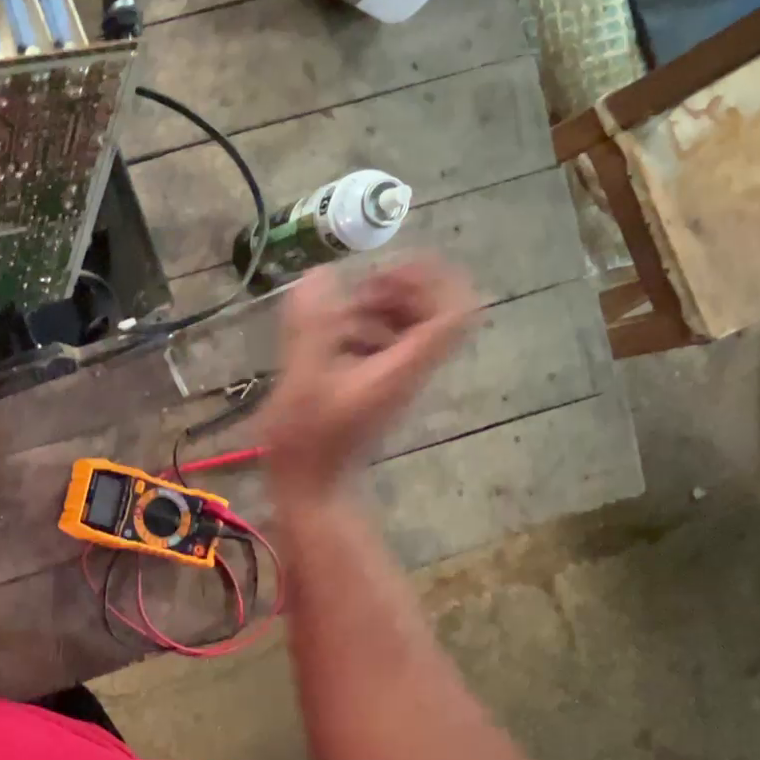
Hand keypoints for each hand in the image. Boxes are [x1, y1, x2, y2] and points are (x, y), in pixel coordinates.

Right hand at [254, 258, 477, 504]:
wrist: (312, 490)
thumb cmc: (309, 441)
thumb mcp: (304, 380)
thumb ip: (312, 328)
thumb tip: (320, 275)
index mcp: (405, 364)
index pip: (455, 310)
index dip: (432, 277)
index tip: (387, 269)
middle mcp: (409, 369)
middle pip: (435, 312)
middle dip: (398, 289)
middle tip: (356, 289)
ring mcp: (392, 380)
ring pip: (406, 328)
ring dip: (373, 309)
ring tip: (332, 314)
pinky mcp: (372, 389)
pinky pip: (381, 347)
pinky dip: (357, 333)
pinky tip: (322, 342)